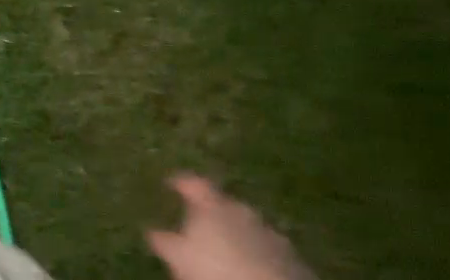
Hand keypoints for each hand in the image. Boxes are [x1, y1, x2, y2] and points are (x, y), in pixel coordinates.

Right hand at [147, 174, 313, 279]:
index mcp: (213, 204)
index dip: (180, 182)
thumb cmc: (217, 267)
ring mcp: (274, 234)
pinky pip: (271, 248)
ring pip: (251, 227)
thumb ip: (164, 239)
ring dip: (240, 233)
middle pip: (227, 204)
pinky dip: (260, 251)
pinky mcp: (296, 258)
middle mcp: (244, 211)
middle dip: (215, 211)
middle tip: (202, 222)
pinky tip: (253, 265)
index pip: (193, 182)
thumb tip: (153, 231)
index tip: (170, 184)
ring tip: (230, 248)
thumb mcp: (178, 255)